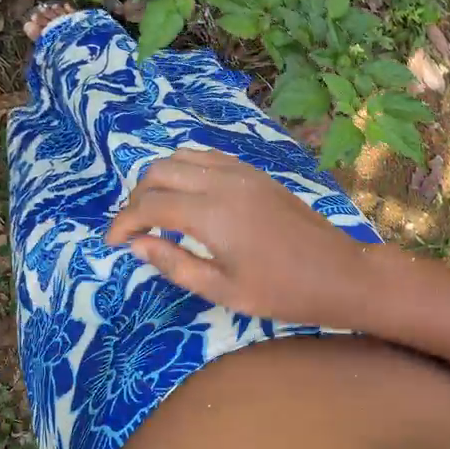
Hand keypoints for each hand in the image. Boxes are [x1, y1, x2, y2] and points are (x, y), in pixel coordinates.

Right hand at [104, 148, 379, 326]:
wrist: (338, 272)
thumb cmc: (281, 292)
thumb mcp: (222, 290)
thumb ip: (174, 264)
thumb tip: (137, 245)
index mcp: (210, 213)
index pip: (148, 206)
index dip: (123, 223)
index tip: (111, 243)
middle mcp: (221, 181)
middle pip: (159, 171)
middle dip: (137, 197)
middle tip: (134, 229)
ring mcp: (241, 172)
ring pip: (182, 156)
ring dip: (160, 179)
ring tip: (158, 213)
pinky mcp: (255, 173)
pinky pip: (208, 157)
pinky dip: (186, 170)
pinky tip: (189, 198)